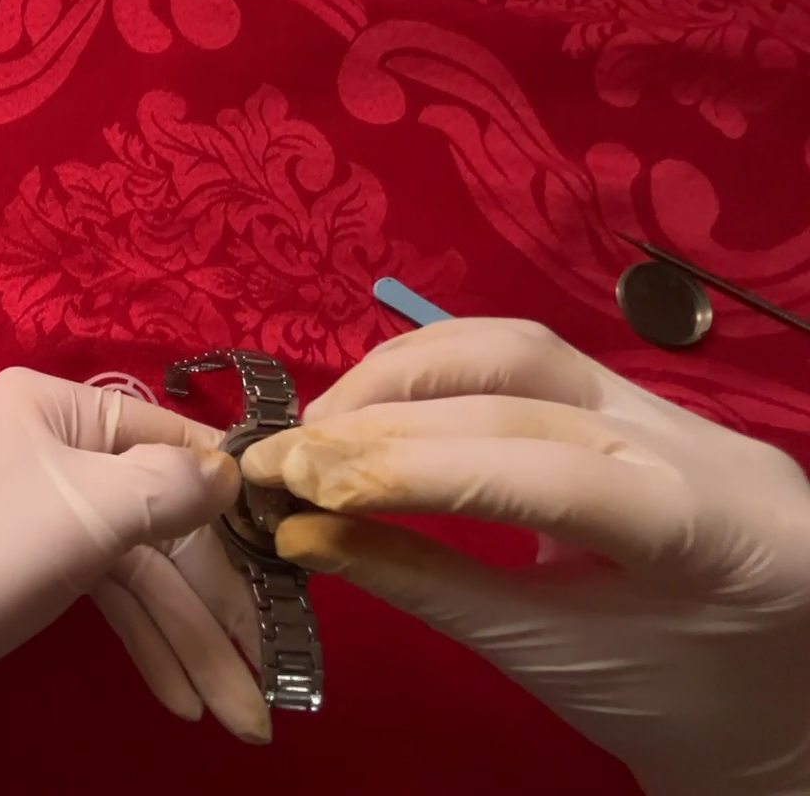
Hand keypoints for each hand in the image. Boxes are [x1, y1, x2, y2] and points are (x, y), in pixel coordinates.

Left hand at [0, 368, 252, 740]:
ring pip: (140, 565)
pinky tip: (182, 696)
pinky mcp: (45, 553)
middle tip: (267, 666)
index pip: (165, 435)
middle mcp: (56, 442)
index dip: (226, 489)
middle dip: (212, 596)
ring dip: (188, 636)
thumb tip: (229, 470)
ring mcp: (52, 502)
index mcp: (56, 405)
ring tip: (239, 717)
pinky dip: (145, 636)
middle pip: (159, 513)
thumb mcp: (88, 510)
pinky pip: (110, 587)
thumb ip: (170, 486)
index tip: (285, 544)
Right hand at [240, 318, 809, 795]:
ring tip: (319, 423)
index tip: (301, 486)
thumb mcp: (547, 656)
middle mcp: (699, 442)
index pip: (544, 473)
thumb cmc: (680, 702)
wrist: (780, 695)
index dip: (410, 471)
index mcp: (722, 532)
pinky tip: (368, 401)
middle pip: (511, 390)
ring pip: (504, 346)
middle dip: (379, 420)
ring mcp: (661, 405)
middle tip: (287, 456)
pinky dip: (416, 367)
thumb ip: (417, 584)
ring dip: (392, 375)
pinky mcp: (618, 394)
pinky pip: (503, 351)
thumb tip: (296, 534)